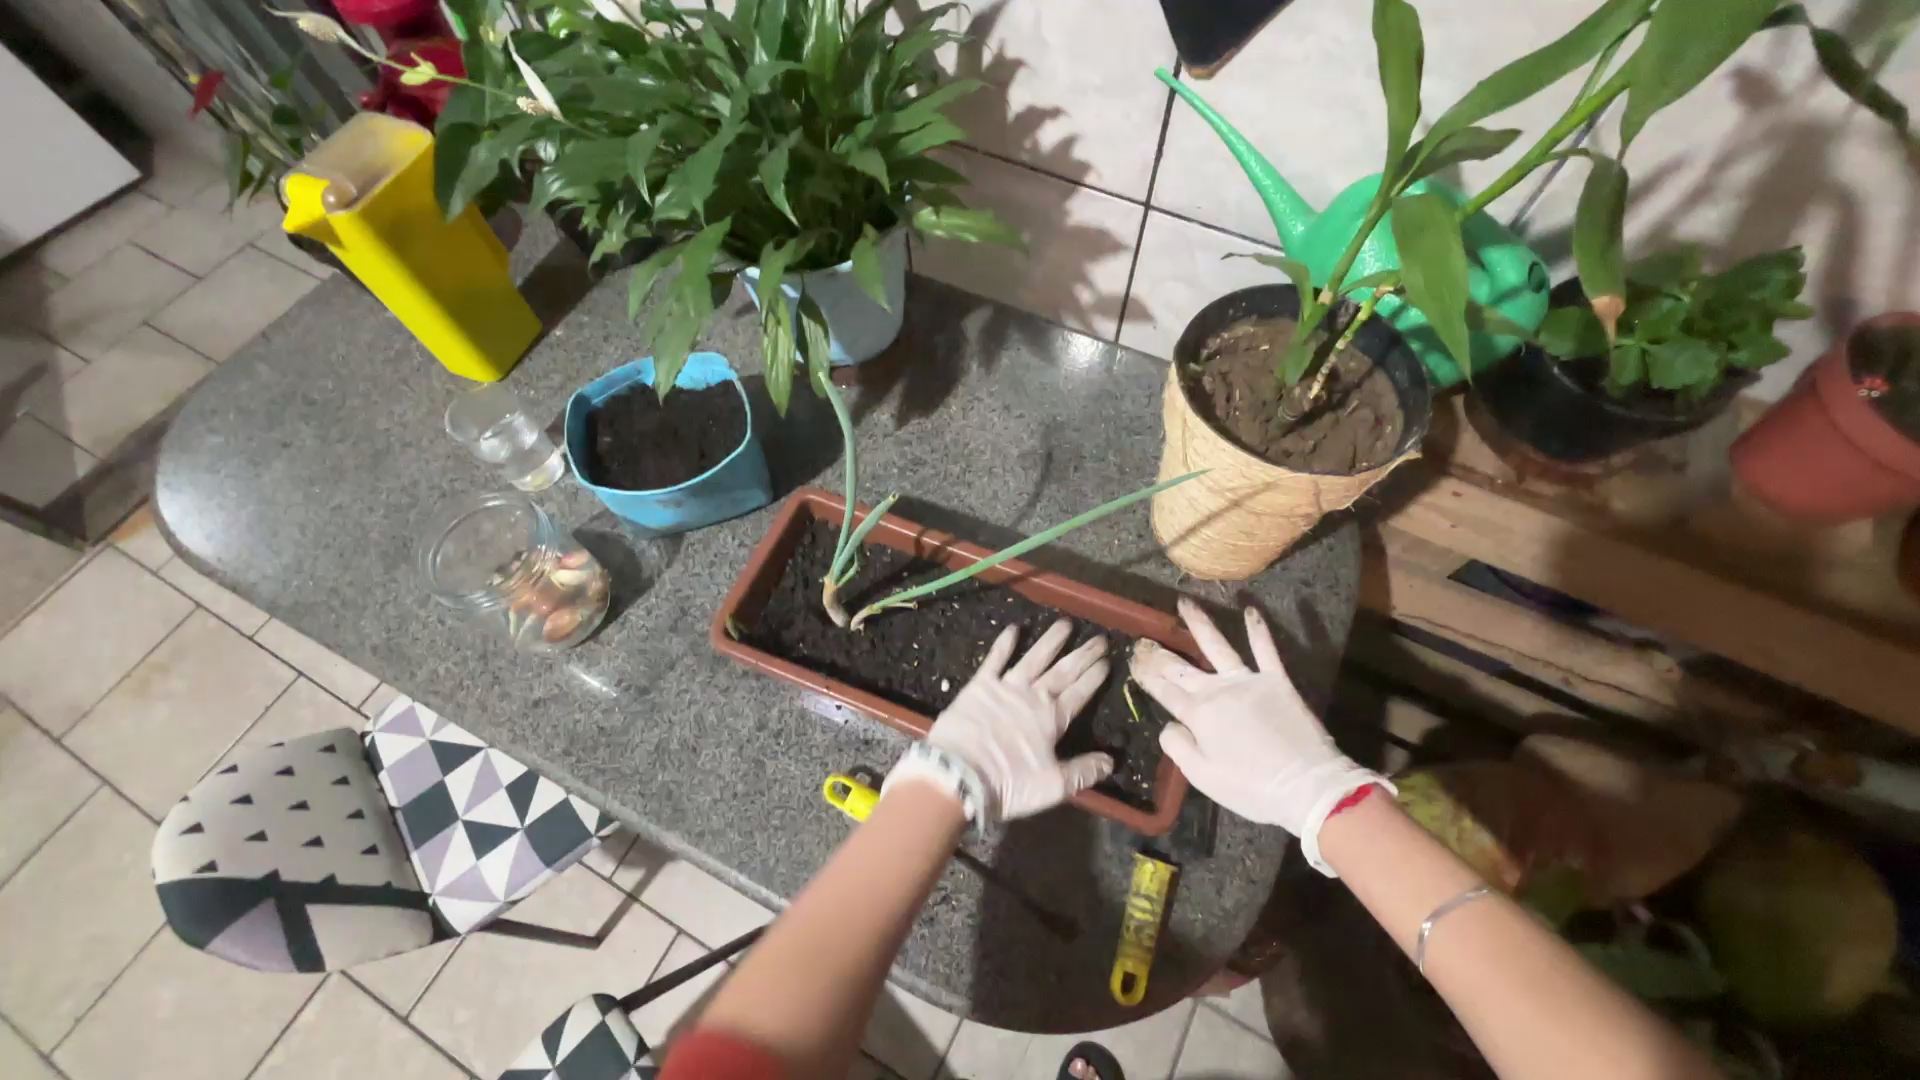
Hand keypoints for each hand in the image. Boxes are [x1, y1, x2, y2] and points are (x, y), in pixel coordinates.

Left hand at [899, 619, 1113, 823]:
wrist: (960, 774)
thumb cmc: (1008, 782)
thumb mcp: (1053, 785)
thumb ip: (1084, 771)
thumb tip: (1111, 760)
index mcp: (1052, 719)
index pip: (1079, 693)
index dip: (1094, 677)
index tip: (1107, 661)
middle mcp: (1032, 697)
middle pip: (1062, 672)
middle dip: (1082, 655)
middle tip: (1098, 639)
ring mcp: (1005, 687)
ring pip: (1034, 658)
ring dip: (1050, 641)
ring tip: (1065, 624)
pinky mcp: (979, 686)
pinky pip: (994, 659)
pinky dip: (1004, 644)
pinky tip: (1014, 628)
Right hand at [1131, 599, 1386, 874]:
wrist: (1308, 786)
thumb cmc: (1252, 788)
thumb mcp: (1203, 778)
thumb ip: (1178, 748)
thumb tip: (1168, 725)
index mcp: (1198, 715)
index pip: (1164, 690)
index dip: (1146, 675)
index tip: (1132, 660)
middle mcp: (1219, 690)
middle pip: (1182, 667)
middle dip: (1160, 652)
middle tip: (1144, 638)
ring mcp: (1249, 681)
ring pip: (1218, 646)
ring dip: (1200, 623)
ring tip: (1184, 603)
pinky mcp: (1277, 680)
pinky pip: (1266, 650)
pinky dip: (1257, 630)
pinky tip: (1250, 610)